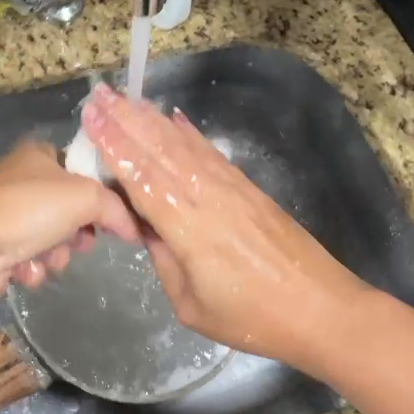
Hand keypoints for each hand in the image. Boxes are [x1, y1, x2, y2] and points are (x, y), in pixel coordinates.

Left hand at [0, 140, 141, 302]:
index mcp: (38, 154)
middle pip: (67, 208)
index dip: (98, 194)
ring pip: (50, 238)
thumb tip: (134, 228)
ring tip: (47, 259)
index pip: (79, 169)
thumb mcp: (85, 198)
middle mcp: (20, 178)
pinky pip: (28, 258)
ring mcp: (5, 211)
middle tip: (80, 242)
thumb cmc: (29, 209)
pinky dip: (32, 267)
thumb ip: (116, 209)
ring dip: (55, 255)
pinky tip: (24, 269)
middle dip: (75, 233)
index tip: (108, 217)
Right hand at [81, 84, 371, 366]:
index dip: (114, 147)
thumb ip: (164, 261)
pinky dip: (188, 132)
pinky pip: (210, 152)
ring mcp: (229, 187)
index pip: (142, 178)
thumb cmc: (254, 318)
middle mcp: (206, 197)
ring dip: (150, 119)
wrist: (322, 308)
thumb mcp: (192, 306)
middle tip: (99, 95)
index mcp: (188, 229)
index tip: (91, 118)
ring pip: (182, 145)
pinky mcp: (247, 187)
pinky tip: (173, 117)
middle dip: (125, 121)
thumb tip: (146, 228)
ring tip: (124, 97)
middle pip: (158, 151)